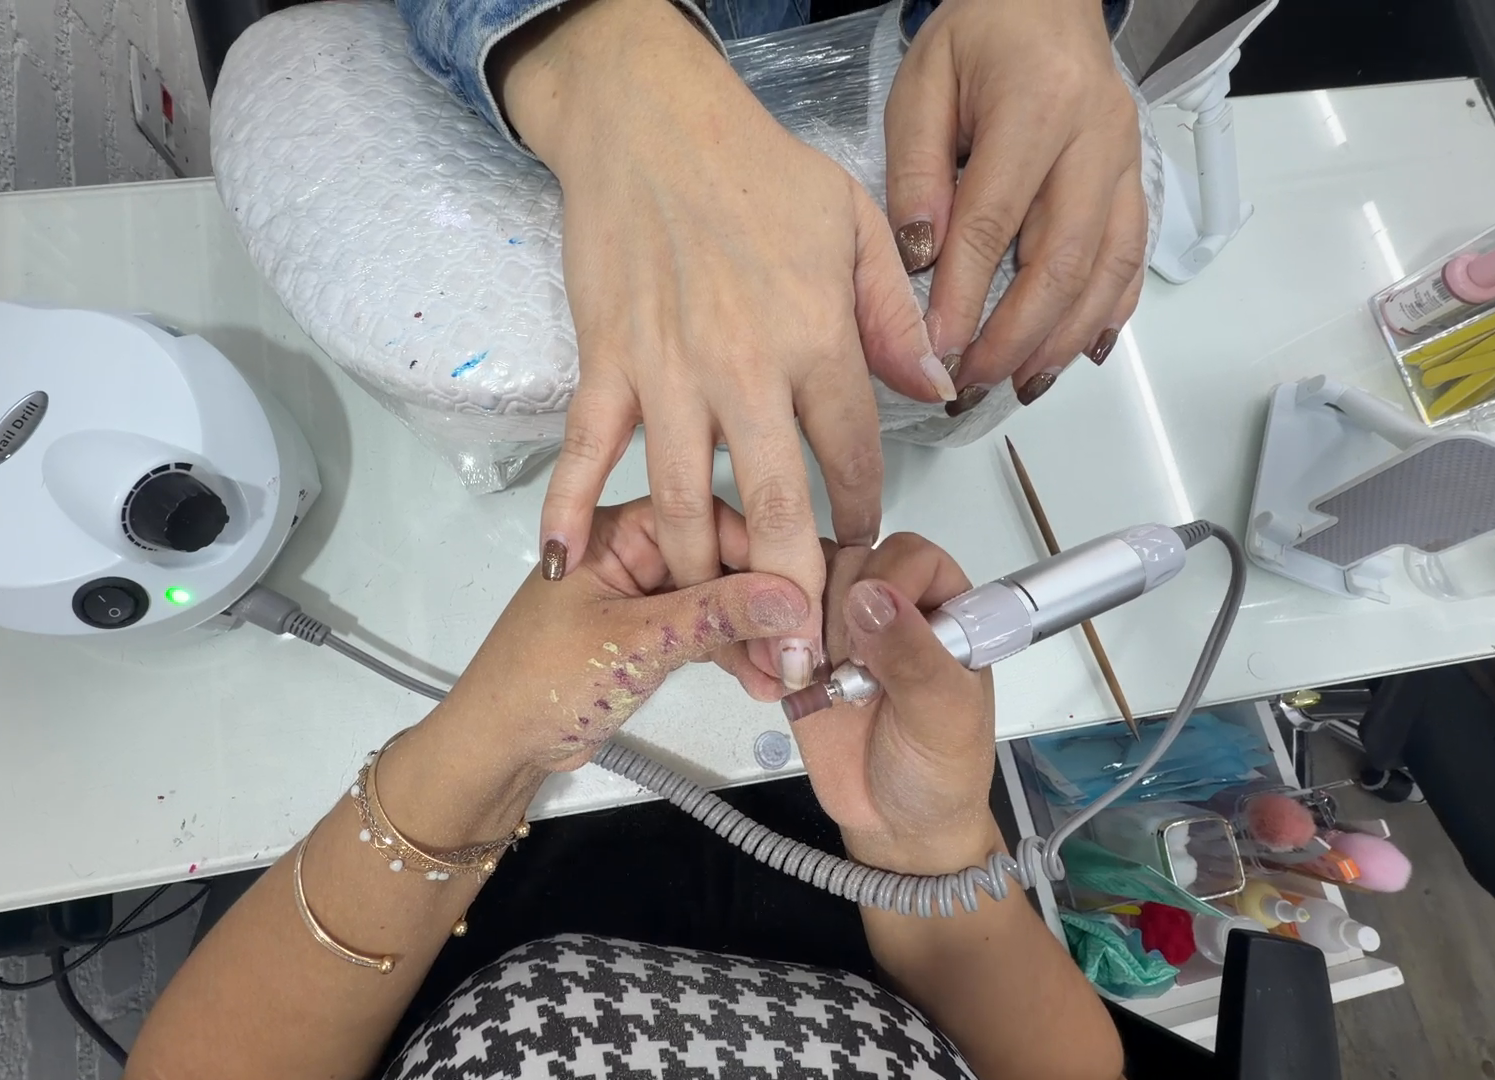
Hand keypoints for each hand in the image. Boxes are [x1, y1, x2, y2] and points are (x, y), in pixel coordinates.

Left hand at [428, 498, 809, 773]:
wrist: (501, 747)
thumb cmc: (548, 680)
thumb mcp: (636, 642)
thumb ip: (715, 616)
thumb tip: (795, 598)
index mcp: (617, 530)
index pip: (704, 520)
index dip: (756, 555)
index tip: (800, 594)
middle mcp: (636, 554)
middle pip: (717, 562)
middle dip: (759, 606)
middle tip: (802, 645)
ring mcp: (646, 597)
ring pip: (716, 604)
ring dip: (751, 639)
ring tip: (788, 677)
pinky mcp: (653, 636)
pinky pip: (705, 635)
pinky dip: (732, 657)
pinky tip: (765, 682)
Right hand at [497, 0, 952, 695]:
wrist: (650, 124)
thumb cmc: (756, 171)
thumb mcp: (856, 224)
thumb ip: (893, 317)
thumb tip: (933, 388)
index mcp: (814, 336)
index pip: (852, 454)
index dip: (861, 515)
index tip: (858, 555)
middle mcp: (743, 369)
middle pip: (774, 502)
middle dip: (790, 588)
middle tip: (799, 658)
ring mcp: (665, 373)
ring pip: (682, 498)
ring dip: (694, 574)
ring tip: (706, 633)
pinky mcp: (605, 366)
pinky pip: (588, 451)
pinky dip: (571, 508)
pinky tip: (562, 563)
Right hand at [792, 535, 999, 873]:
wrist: (892, 822)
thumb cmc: (938, 770)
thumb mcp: (943, 717)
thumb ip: (914, 657)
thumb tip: (870, 596)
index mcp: (939, 606)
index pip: (906, 555)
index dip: (883, 587)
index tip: (872, 647)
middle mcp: (887, 604)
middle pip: (842, 561)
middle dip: (829, 616)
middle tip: (837, 673)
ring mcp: (836, 626)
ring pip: (796, 583)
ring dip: (787, 629)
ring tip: (801, 679)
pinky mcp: (796, 651)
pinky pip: (763, 620)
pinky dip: (756, 649)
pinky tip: (775, 686)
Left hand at [887, 0, 1144, 410]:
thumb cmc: (974, 41)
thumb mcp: (921, 91)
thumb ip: (917, 173)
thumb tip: (921, 259)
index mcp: (1036, 108)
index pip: (993, 224)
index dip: (965, 298)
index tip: (938, 352)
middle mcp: (1096, 139)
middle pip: (1061, 259)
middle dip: (1015, 336)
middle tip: (973, 384)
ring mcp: (1124, 162)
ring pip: (1105, 267)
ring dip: (1063, 338)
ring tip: (1022, 386)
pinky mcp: (1133, 180)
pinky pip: (1132, 255)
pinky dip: (1108, 310)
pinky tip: (1081, 352)